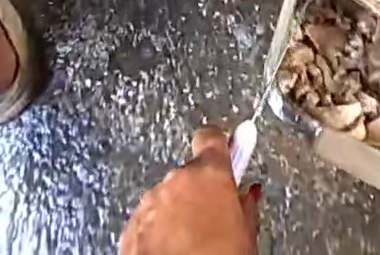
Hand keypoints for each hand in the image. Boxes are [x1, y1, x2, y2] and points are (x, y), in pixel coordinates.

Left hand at [120, 127, 261, 254]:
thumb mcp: (246, 234)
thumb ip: (246, 205)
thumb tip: (249, 194)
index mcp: (210, 172)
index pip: (211, 136)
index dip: (218, 145)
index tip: (226, 153)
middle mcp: (178, 178)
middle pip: (190, 172)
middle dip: (198, 190)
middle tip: (210, 217)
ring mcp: (151, 202)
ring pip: (168, 196)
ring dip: (176, 210)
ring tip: (189, 241)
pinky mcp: (130, 227)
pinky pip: (148, 219)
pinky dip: (156, 231)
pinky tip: (169, 251)